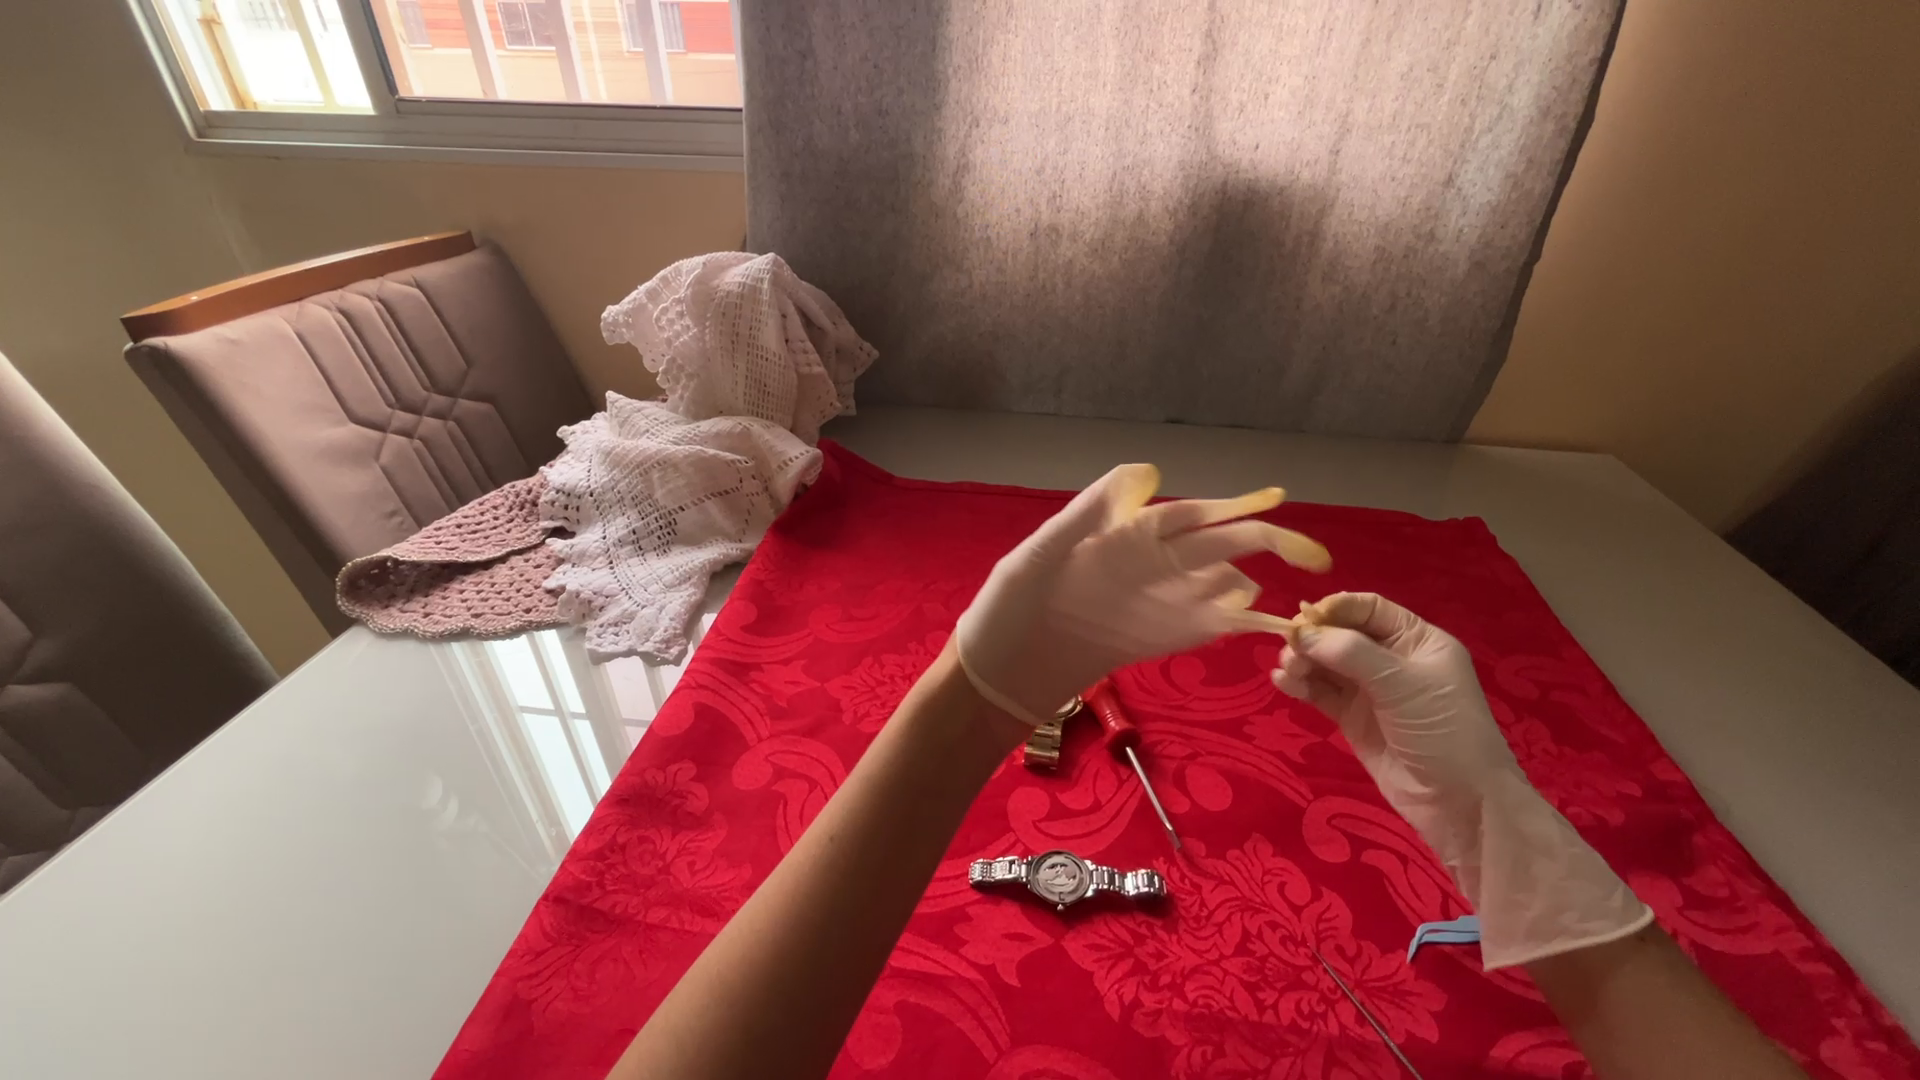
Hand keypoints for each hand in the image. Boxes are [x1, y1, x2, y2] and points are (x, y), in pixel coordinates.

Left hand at [955, 464, 1329, 725]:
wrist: (997, 675)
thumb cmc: (1009, 610)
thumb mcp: (1039, 555)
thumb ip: (1090, 514)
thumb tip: (1148, 470)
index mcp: (1123, 536)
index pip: (1189, 514)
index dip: (1233, 506)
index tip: (1278, 499)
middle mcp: (1147, 565)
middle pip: (1218, 547)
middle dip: (1267, 544)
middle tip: (1314, 557)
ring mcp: (1155, 604)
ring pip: (1219, 586)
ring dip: (1250, 585)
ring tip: (1278, 592)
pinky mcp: (1157, 642)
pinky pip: (1206, 626)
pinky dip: (1235, 623)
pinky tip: (1254, 622)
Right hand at [1274, 592, 1652, 968]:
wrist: (1461, 806)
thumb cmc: (1445, 734)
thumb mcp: (1403, 685)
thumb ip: (1351, 653)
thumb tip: (1301, 633)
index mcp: (1417, 641)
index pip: (1369, 609)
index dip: (1335, 609)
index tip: (1303, 619)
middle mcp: (1392, 659)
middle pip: (1340, 633)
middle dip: (1312, 638)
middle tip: (1289, 650)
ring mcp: (1370, 690)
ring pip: (1325, 662)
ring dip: (1301, 661)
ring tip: (1287, 672)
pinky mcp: (1352, 717)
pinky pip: (1320, 691)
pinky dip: (1299, 684)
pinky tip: (1283, 683)